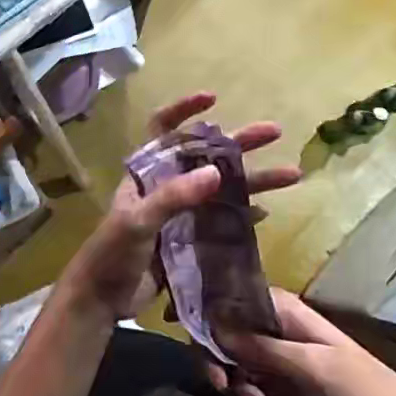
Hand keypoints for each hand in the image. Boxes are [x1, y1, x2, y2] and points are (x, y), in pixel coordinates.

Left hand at [62, 92, 301, 321]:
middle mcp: (165, 187)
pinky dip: (241, 214)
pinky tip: (264, 211)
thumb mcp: (137, 221)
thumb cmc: (112, 252)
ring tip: (292, 174)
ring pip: (221, 189)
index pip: (163, 130)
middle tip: (274, 131)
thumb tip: (216, 172)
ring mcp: (180, 214)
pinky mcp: (190, 240)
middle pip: (205, 156)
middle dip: (238, 144)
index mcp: (146, 174)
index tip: (212, 98)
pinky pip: (221, 220)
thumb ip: (173, 197)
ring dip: (252, 180)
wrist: (103, 298)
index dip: (184, 111)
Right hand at [208, 289, 395, 395]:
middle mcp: (274, 324)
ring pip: (232, 357)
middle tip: (223, 386)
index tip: (176, 326)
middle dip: (216, 356)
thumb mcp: (312, 369)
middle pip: (223, 328)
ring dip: (234, 382)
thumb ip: (259, 346)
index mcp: (282, 307)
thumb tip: (210, 322)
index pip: (226, 294)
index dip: (200, 307)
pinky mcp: (283, 384)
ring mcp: (278, 355)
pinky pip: (248, 381)